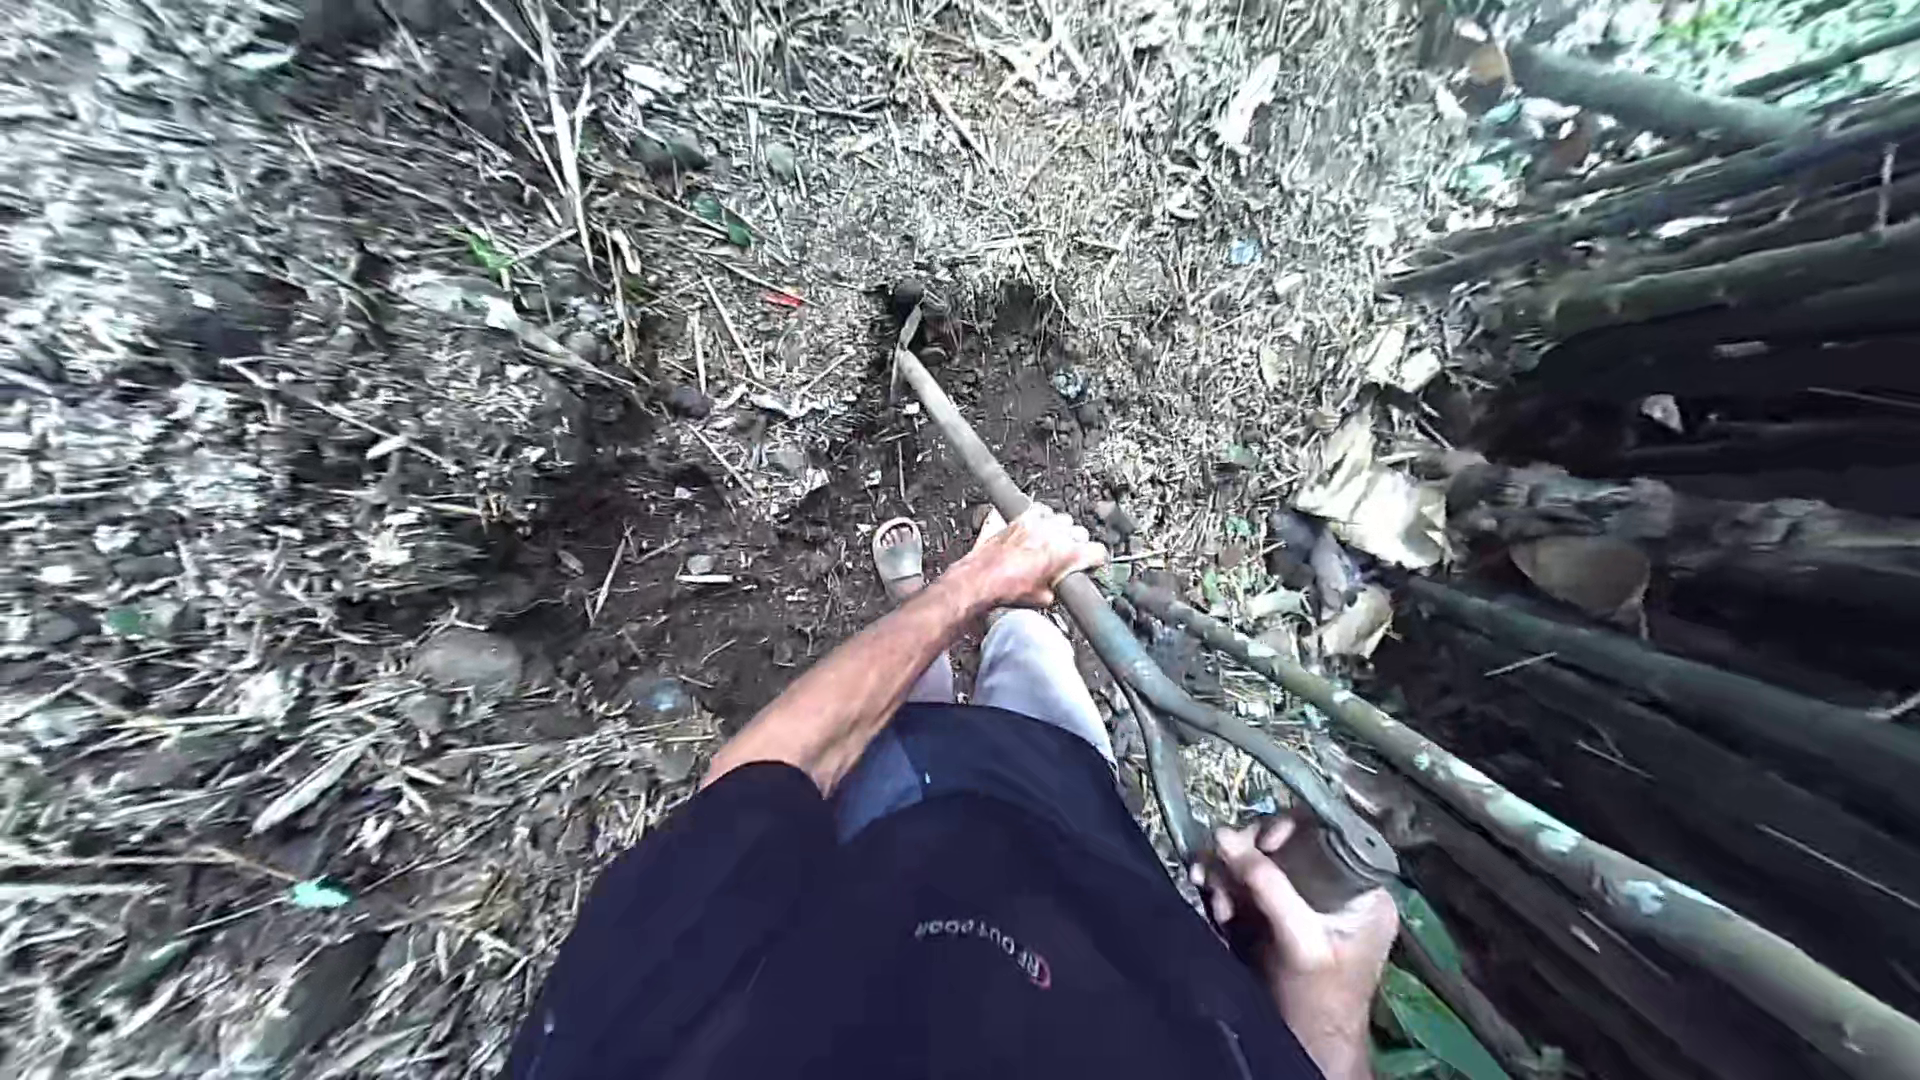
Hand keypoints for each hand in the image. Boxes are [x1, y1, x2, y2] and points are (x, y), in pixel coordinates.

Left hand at [948, 503, 1106, 608]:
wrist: (979, 580)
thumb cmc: (1006, 590)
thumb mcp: (1044, 598)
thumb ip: (1059, 585)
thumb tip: (1059, 584)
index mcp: (1067, 554)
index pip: (1097, 551)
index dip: (1096, 560)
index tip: (1092, 563)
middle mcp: (1055, 533)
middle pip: (1080, 532)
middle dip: (1077, 545)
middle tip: (1067, 558)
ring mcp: (1036, 522)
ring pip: (1061, 519)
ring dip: (1059, 531)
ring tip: (1050, 544)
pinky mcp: (1019, 517)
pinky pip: (1039, 510)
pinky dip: (1041, 518)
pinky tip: (1036, 530)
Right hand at [1194, 821, 1398, 1079]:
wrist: (1303, 1047)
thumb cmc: (1318, 999)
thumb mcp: (1299, 940)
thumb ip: (1267, 886)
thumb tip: (1222, 836)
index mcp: (1361, 891)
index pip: (1323, 832)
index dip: (1286, 828)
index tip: (1260, 844)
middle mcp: (1332, 885)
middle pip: (1280, 841)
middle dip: (1246, 856)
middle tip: (1225, 873)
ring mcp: (1300, 895)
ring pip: (1254, 856)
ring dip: (1227, 872)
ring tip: (1217, 898)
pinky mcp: (1273, 906)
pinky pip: (1242, 877)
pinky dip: (1223, 884)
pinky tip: (1215, 902)